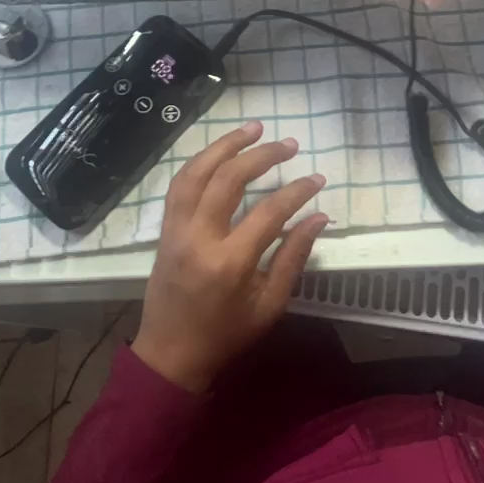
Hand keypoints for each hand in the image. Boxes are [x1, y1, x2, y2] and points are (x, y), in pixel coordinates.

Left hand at [132, 121, 328, 392]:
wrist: (170, 354)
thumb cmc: (226, 334)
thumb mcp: (270, 305)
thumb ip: (293, 258)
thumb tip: (318, 217)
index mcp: (230, 263)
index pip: (269, 212)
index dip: (297, 191)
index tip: (317, 179)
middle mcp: (200, 237)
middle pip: (229, 179)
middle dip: (262, 155)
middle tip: (288, 144)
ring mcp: (177, 229)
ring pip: (197, 172)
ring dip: (225, 145)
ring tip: (253, 128)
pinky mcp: (165, 228)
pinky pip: (180, 184)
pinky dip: (200, 161)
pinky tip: (220, 151)